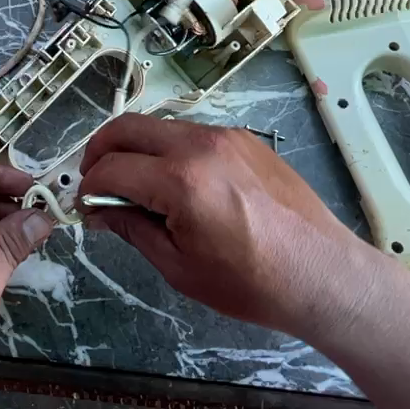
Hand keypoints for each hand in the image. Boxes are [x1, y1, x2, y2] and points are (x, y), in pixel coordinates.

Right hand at [77, 114, 387, 340]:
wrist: (325, 275)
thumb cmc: (251, 282)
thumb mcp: (181, 268)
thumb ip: (132, 229)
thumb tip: (98, 210)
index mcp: (180, 181)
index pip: (111, 168)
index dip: (89, 185)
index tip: (84, 204)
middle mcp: (198, 144)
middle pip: (126, 127)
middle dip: (100, 150)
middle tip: (94, 179)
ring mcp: (223, 135)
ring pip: (158, 126)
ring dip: (135, 146)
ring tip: (134, 182)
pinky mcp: (242, 137)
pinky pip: (190, 132)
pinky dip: (169, 148)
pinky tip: (177, 180)